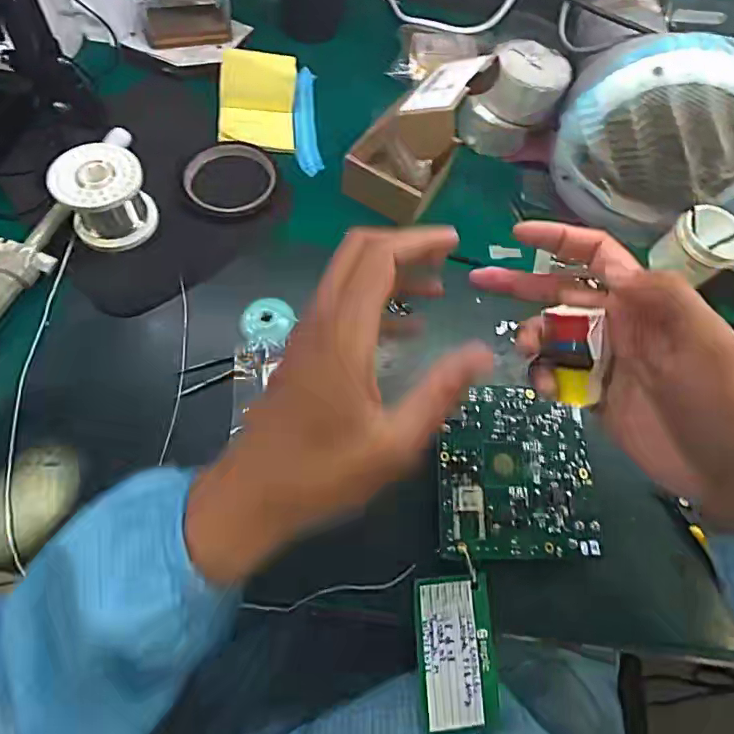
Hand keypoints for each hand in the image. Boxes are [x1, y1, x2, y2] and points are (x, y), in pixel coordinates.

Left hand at [185, 228, 493, 585]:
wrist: (252, 492)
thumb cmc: (323, 472)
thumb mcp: (394, 443)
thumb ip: (439, 392)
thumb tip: (481, 353)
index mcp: (343, 332)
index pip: (378, 258)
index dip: (417, 241)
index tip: (454, 241)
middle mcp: (322, 319)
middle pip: (358, 251)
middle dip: (403, 244)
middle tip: (445, 256)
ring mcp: (309, 331)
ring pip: (348, 275)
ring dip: (390, 272)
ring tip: (437, 288)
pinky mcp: (305, 347)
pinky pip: (342, 304)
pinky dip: (376, 301)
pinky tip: (409, 329)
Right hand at [471, 221, 733, 532]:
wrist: (722, 472)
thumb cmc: (717, 400)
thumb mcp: (702, 340)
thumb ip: (662, 295)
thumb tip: (615, 267)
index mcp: (642, 301)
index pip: (596, 255)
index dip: (559, 239)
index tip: (519, 234)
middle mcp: (616, 322)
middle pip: (559, 290)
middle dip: (520, 283)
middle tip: (480, 279)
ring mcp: (601, 357)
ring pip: (550, 333)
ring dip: (531, 334)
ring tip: (525, 348)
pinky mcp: (590, 391)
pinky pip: (553, 372)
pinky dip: (542, 375)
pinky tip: (545, 388)